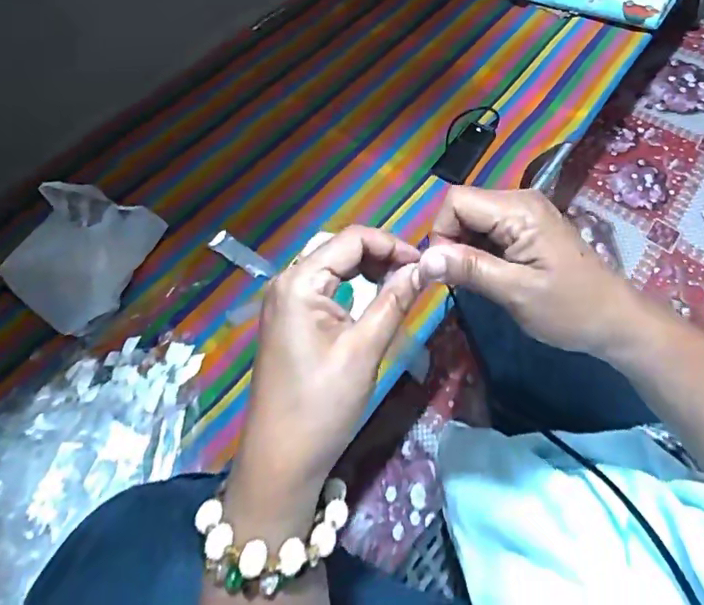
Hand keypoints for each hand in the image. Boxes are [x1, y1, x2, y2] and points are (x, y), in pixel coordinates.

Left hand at [235, 226, 425, 492]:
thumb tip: (423, 267)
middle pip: (339, 247)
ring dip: (365, 266)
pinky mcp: (287, 317)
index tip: (425, 263)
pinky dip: (349, 282)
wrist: (279, 463)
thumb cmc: (321, 407)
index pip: (352, 240)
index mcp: (299, 282)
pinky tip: (371, 295)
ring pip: (331, 263)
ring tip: (399, 281)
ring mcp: (283, 300)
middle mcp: (286, 281)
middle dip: (379, 253)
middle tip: (414, 272)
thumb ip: (393, 301)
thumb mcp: (364, 351)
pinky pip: (322, 283)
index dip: (392, 244)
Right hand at [418, 186, 643, 357]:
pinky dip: (482, 248)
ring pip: (474, 217)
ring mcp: (525, 210)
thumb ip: (470, 270)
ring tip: (483, 280)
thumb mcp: (516, 293)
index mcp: (519, 210)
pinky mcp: (528, 224)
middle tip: (466, 280)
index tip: (451, 270)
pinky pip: (490, 226)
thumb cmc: (570, 308)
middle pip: (463, 206)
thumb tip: (424, 260)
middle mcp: (520, 199)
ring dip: (467, 247)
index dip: (443, 233)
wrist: (616, 319)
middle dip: (454, 240)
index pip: (456, 201)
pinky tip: (495, 274)